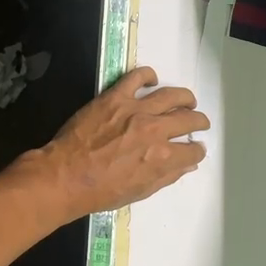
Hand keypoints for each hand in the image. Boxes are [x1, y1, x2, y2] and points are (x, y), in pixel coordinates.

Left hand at [19, 66, 207, 219]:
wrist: (67, 174)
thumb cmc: (103, 190)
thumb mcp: (141, 191)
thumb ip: (168, 175)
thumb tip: (189, 164)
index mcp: (162, 157)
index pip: (192, 150)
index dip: (197, 150)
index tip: (196, 148)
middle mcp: (154, 130)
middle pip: (188, 119)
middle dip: (198, 121)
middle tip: (198, 121)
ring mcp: (135, 110)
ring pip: (171, 95)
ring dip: (184, 98)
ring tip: (187, 100)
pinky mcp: (115, 96)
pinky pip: (136, 76)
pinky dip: (148, 75)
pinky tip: (152, 80)